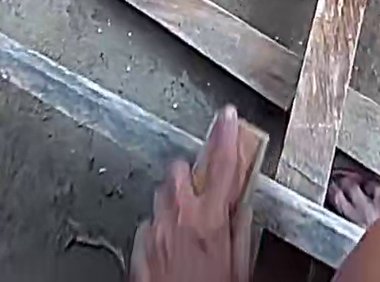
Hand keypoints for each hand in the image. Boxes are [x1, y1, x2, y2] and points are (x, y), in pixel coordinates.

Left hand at [130, 107, 254, 281]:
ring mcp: (155, 233)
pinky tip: (170, 242)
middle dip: (193, 173)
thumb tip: (241, 198)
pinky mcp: (138, 252)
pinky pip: (148, 224)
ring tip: (188, 216)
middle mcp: (179, 218)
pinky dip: (159, 226)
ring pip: (161, 194)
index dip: (227, 134)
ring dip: (175, 198)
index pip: (222, 162)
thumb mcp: (239, 263)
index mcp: (210, 219)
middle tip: (205, 186)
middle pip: (180, 169)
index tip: (228, 116)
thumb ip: (239, 224)